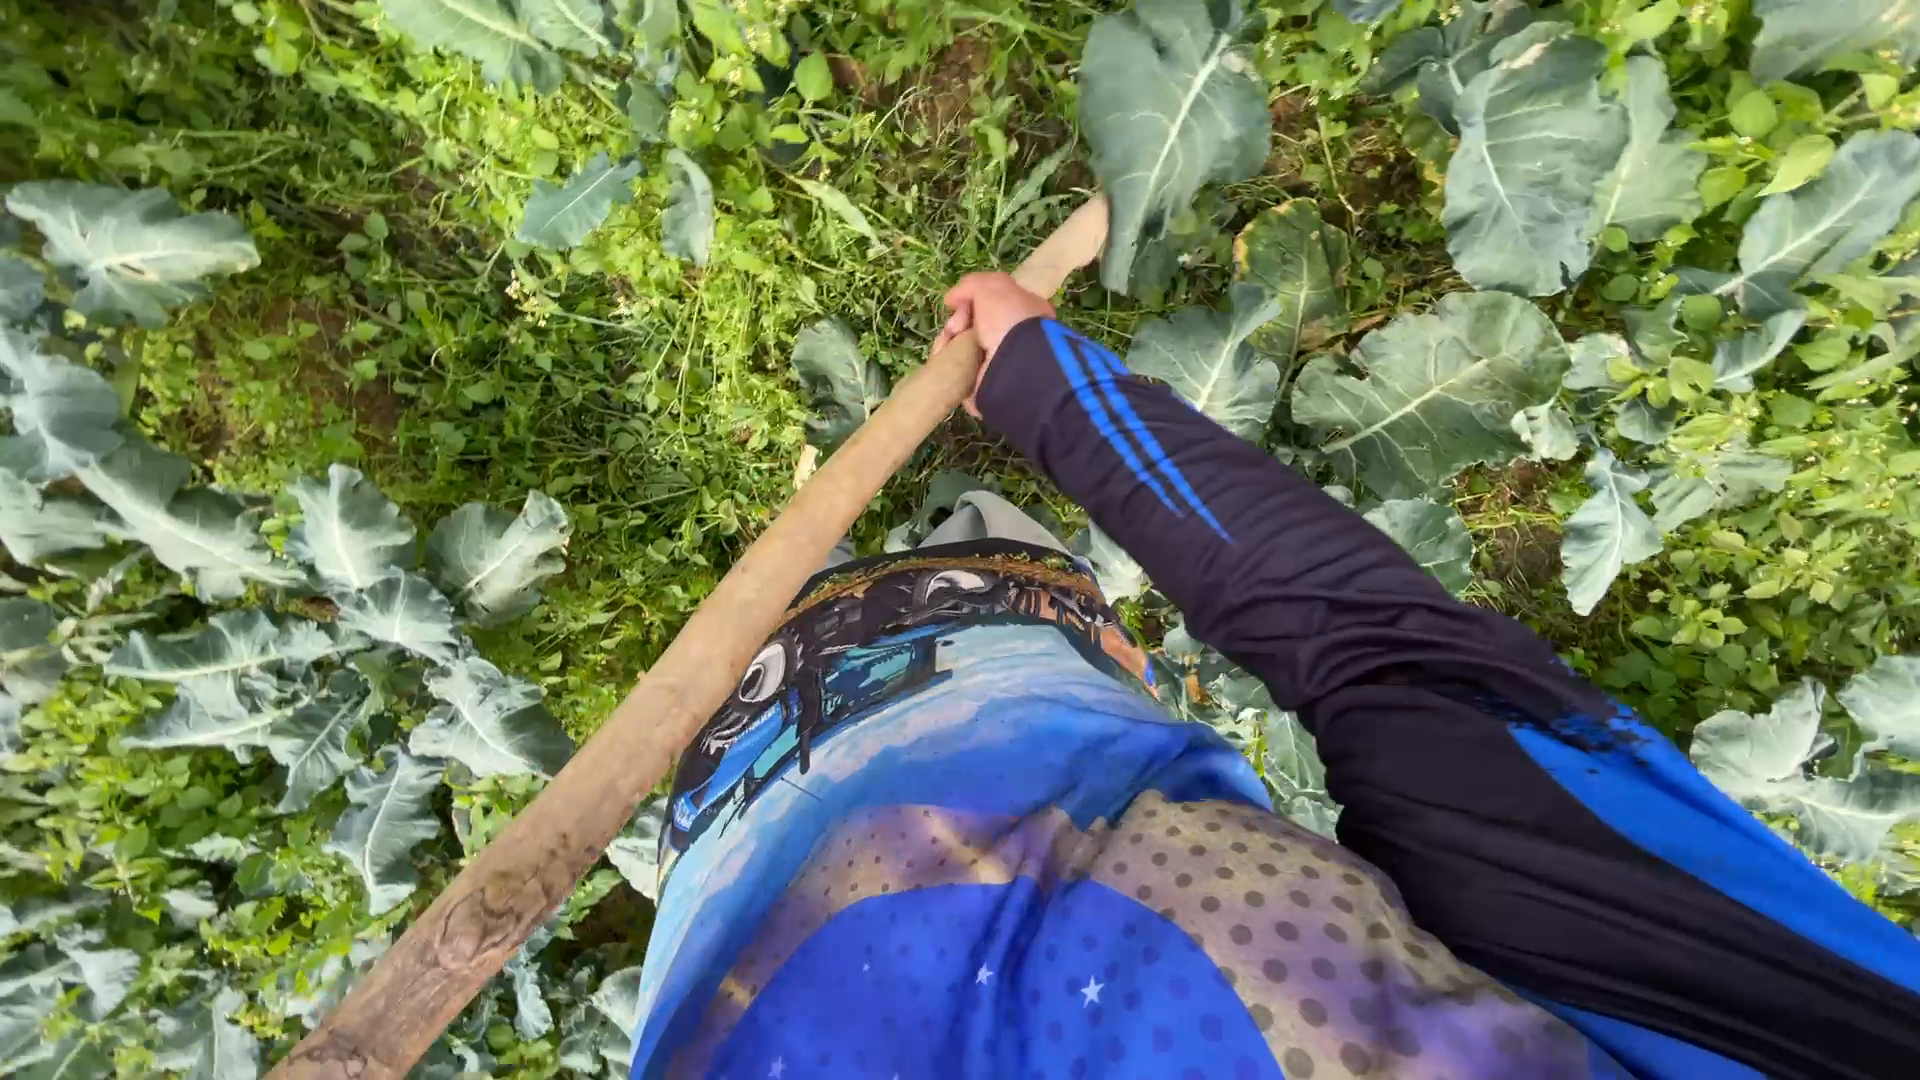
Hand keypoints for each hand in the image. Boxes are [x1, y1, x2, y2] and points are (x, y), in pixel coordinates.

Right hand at [931, 272, 1055, 417]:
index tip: (960, 303)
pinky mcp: (980, 385)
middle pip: (972, 326)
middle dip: (957, 323)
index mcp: (1024, 314)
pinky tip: (942, 355)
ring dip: (947, 341)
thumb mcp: (993, 287)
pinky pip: (956, 370)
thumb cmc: (1009, 319)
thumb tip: (952, 299)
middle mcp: (1013, 339)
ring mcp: (997, 364)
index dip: (972, 301)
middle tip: (957, 326)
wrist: (1015, 364)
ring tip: (946, 342)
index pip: (993, 304)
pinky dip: (944, 361)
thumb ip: (972, 284)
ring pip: (961, 347)